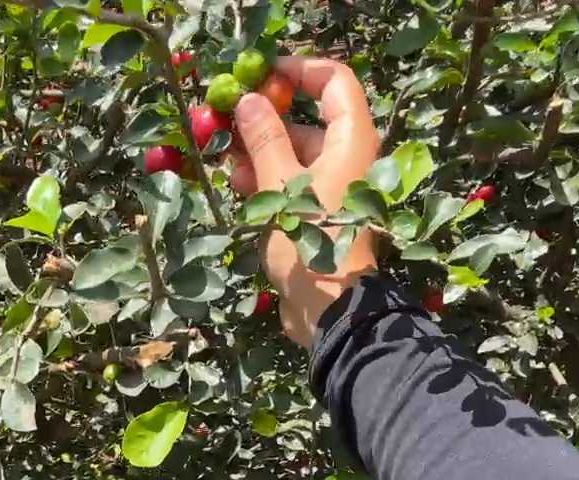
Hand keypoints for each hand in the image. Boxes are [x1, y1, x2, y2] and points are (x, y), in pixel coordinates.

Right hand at [228, 56, 381, 346]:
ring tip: (228, 162)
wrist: (328, 309)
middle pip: (308, 122)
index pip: (334, 82)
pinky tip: (239, 186)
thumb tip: (250, 101)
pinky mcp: (317, 218)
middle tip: (229, 122)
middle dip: (267, 120)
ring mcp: (332, 192)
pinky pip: (291, 187)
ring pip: (295, 158)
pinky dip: (267, 182)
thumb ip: (265, 140)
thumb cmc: (311, 243)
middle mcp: (347, 161)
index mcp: (351, 142)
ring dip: (261, 154)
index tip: (261, 75)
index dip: (299, 70)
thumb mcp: (280, 187)